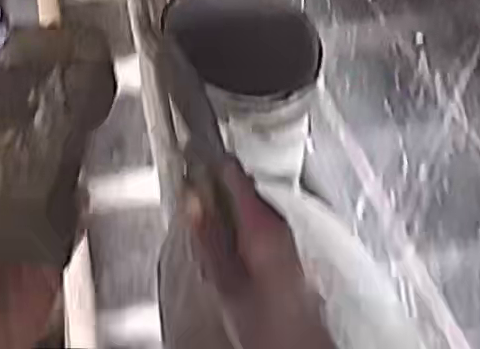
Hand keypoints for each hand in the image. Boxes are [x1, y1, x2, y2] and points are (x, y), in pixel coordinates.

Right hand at [188, 161, 336, 348]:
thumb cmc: (264, 320)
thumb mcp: (224, 279)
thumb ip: (206, 235)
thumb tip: (190, 199)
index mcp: (260, 220)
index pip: (232, 170)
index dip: (208, 161)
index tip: (189, 158)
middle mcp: (277, 220)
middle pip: (241, 186)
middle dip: (217, 187)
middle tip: (193, 196)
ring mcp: (287, 234)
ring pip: (250, 203)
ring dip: (229, 206)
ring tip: (208, 223)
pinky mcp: (290, 249)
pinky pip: (259, 219)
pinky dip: (242, 221)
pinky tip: (231, 243)